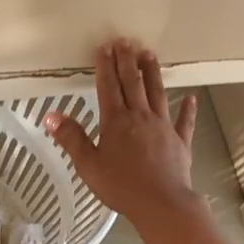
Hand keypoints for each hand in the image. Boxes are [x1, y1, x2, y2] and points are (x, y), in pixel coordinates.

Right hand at [45, 39, 203, 229]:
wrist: (162, 203)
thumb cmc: (122, 187)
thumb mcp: (89, 165)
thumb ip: (72, 138)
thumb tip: (52, 115)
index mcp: (116, 122)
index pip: (109, 87)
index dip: (106, 66)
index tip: (105, 47)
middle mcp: (141, 117)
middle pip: (133, 83)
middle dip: (128, 61)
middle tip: (126, 40)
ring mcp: (163, 127)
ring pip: (158, 94)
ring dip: (153, 73)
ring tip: (150, 54)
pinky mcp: (180, 142)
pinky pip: (184, 122)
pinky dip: (188, 109)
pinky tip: (191, 98)